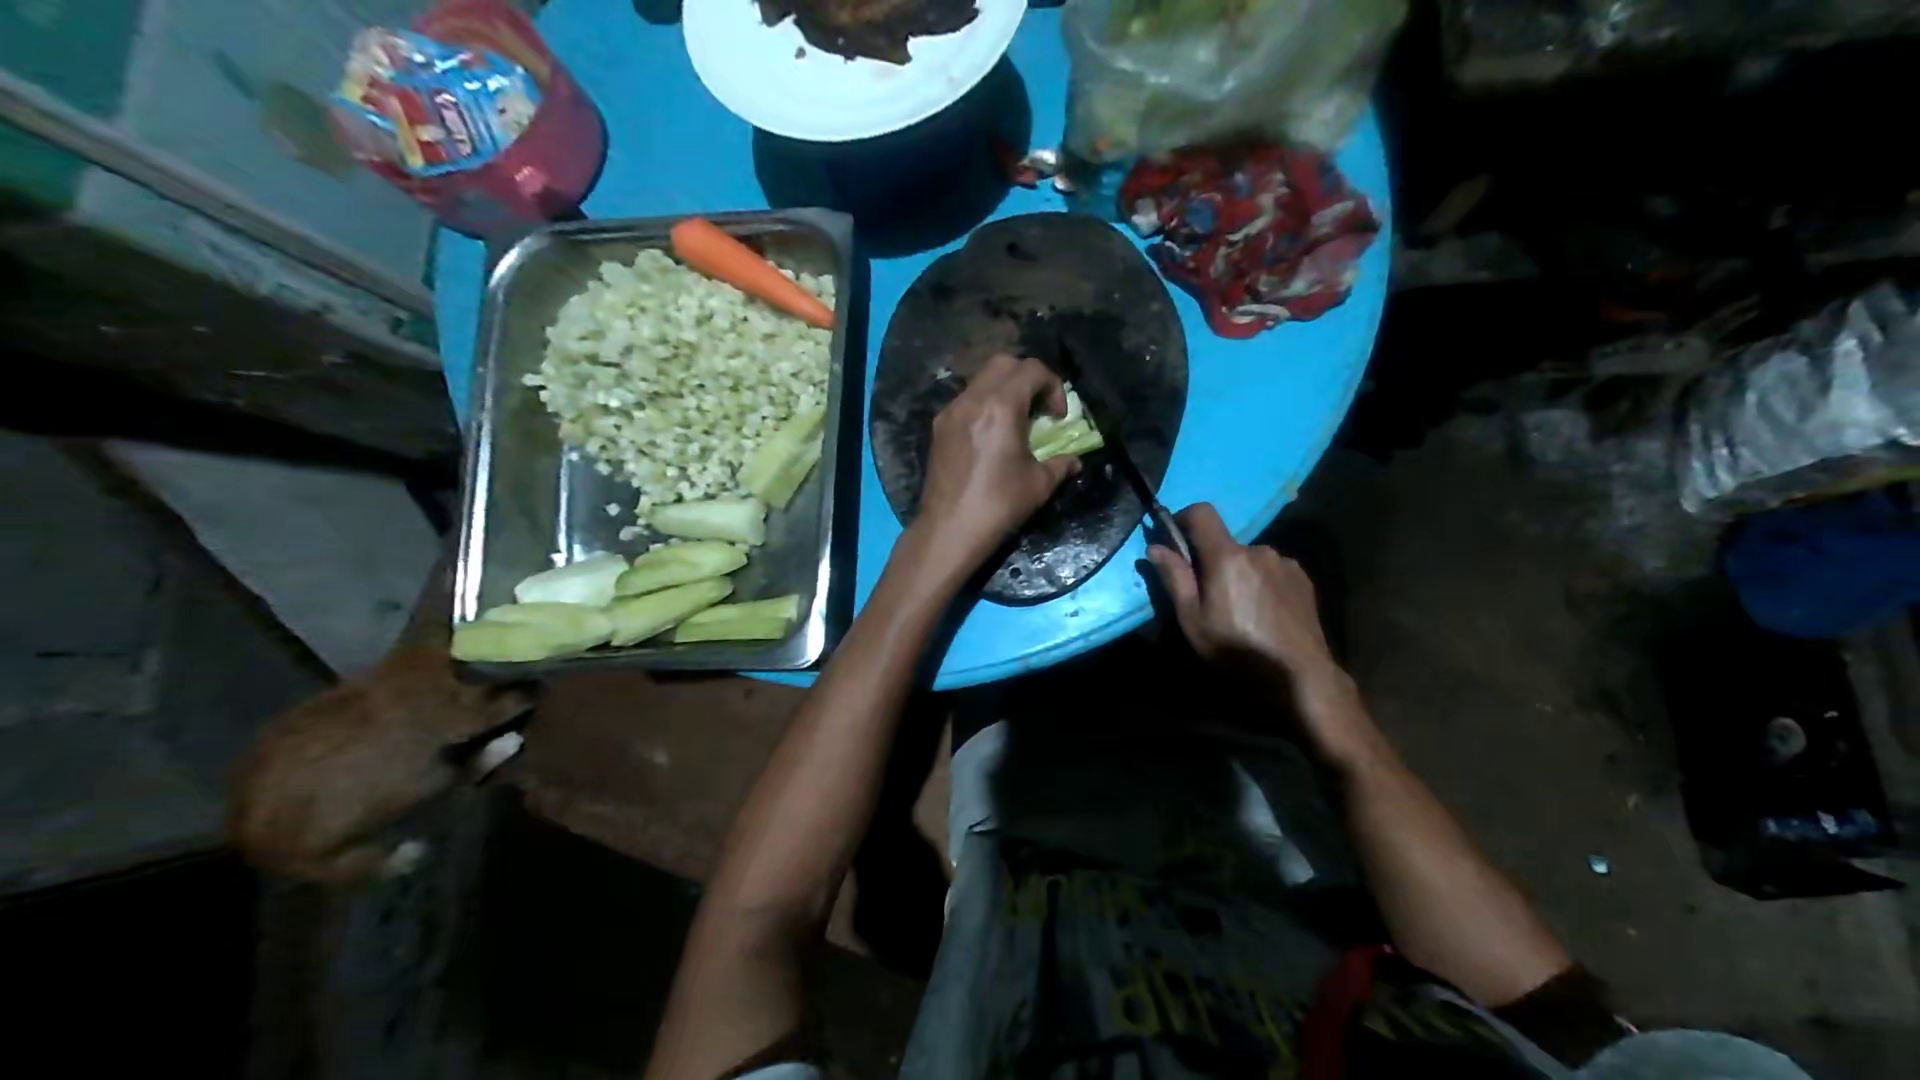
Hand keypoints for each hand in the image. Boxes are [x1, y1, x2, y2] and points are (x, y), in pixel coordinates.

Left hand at [914, 353, 1081, 569]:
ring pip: (981, 379)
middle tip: (1039, 408)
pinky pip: (966, 400)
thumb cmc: (997, 506)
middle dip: (1028, 378)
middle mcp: (972, 400)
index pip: (1032, 369)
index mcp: (1000, 407)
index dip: (1054, 386)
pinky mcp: (939, 427)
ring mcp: (951, 412)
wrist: (948, 530)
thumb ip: (1060, 465)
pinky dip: (985, 404)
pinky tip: (992, 435)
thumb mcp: (1038, 485)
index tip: (1058, 417)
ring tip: (1017, 421)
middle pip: (1004, 363)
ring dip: (1005, 389)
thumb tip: (1074, 461)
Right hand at [1146, 503, 1341, 691]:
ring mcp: (1284, 563)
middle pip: (1225, 542)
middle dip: (1210, 560)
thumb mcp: (1193, 619)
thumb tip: (1155, 547)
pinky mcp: (1302, 578)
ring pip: (1249, 558)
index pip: (1202, 512)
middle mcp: (1258, 550)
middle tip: (1206, 595)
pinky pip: (1271, 569)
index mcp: (1227, 556)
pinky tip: (1263, 611)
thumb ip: (1174, 578)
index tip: (1174, 540)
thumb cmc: (1236, 648)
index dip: (1183, 518)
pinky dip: (1260, 581)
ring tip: (1239, 608)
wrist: (1298, 673)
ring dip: (1238, 572)